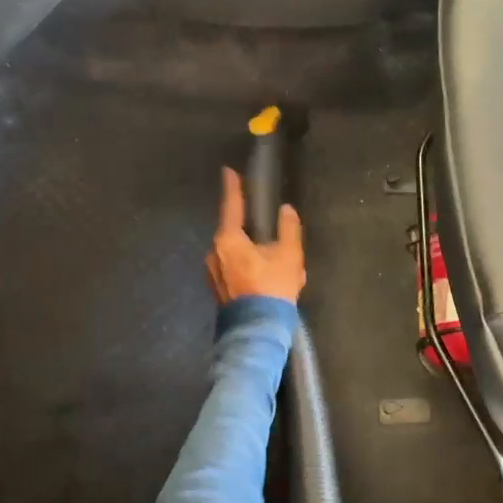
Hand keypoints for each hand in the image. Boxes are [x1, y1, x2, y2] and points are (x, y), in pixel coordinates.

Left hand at [207, 167, 305, 303]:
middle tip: (273, 237)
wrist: (257, 331)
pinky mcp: (217, 289)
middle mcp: (214, 252)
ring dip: (251, 253)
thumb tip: (286, 211)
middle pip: (233, 231)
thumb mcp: (289, 256)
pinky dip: (247, 267)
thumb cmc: (273, 288)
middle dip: (252, 232)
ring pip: (234, 252)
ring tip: (275, 265)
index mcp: (228, 240)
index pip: (231, 206)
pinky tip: (265, 279)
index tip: (229, 171)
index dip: (233, 187)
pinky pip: (232, 268)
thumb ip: (289, 229)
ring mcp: (213, 272)